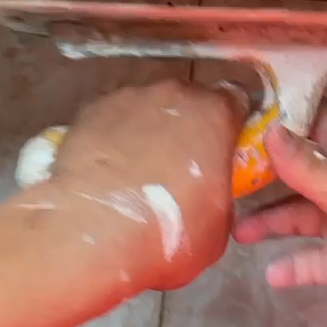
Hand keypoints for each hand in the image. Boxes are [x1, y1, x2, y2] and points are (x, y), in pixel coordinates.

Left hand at [40, 79, 247, 290]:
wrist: (91, 230)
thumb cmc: (166, 233)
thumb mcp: (216, 229)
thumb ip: (221, 196)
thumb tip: (209, 194)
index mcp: (216, 115)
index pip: (236, 100)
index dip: (230, 123)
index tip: (223, 146)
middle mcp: (177, 93)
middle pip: (190, 100)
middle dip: (188, 126)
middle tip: (177, 164)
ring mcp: (133, 95)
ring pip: (150, 106)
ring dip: (149, 129)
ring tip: (133, 170)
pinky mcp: (96, 106)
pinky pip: (113, 116)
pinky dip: (113, 135)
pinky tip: (104, 168)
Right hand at [235, 104, 326, 326]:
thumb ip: (313, 168)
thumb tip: (270, 129)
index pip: (317, 119)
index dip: (284, 113)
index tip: (244, 111)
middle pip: (300, 167)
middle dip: (266, 170)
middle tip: (225, 173)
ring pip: (299, 212)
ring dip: (269, 219)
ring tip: (236, 230)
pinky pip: (310, 257)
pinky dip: (290, 262)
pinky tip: (272, 273)